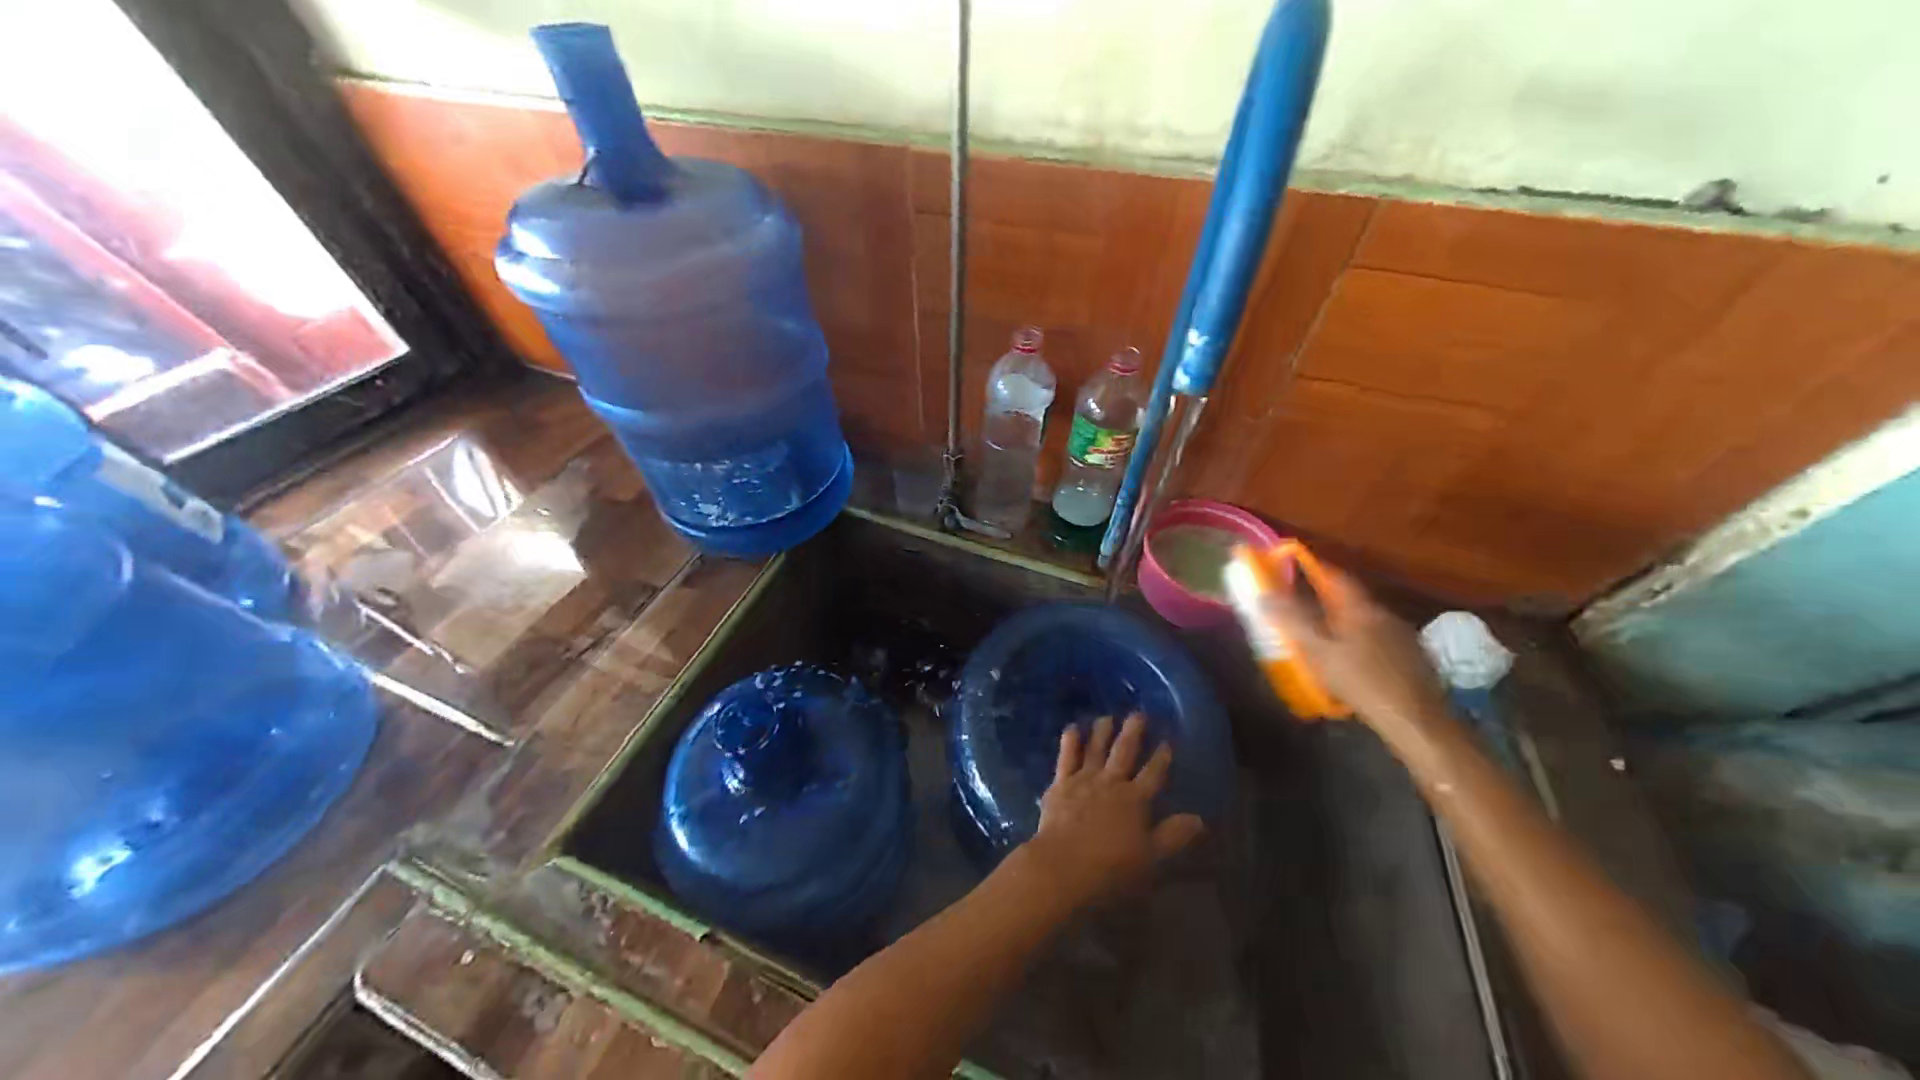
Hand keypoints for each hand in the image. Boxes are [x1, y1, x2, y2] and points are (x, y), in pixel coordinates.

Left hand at [1020, 713, 1204, 910]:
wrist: (1064, 864)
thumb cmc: (1111, 866)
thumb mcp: (1151, 856)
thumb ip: (1174, 835)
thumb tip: (1199, 819)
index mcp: (1136, 800)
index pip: (1154, 773)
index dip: (1162, 757)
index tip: (1167, 740)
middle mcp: (1112, 782)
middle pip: (1125, 752)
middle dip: (1133, 732)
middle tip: (1138, 713)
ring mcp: (1084, 780)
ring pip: (1096, 749)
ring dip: (1102, 732)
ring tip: (1107, 716)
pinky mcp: (1061, 784)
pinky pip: (1066, 757)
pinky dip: (1070, 742)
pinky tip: (1072, 728)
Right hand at [1263, 561, 1452, 735]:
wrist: (1417, 721)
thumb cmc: (1362, 682)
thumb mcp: (1319, 652)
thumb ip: (1292, 621)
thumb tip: (1263, 595)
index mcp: (1362, 609)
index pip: (1337, 578)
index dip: (1316, 569)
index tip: (1296, 566)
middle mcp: (1386, 616)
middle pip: (1352, 601)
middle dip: (1327, 601)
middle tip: (1304, 609)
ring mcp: (1405, 638)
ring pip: (1367, 623)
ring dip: (1345, 625)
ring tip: (1324, 640)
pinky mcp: (1416, 660)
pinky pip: (1381, 642)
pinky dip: (1363, 644)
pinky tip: (1354, 664)